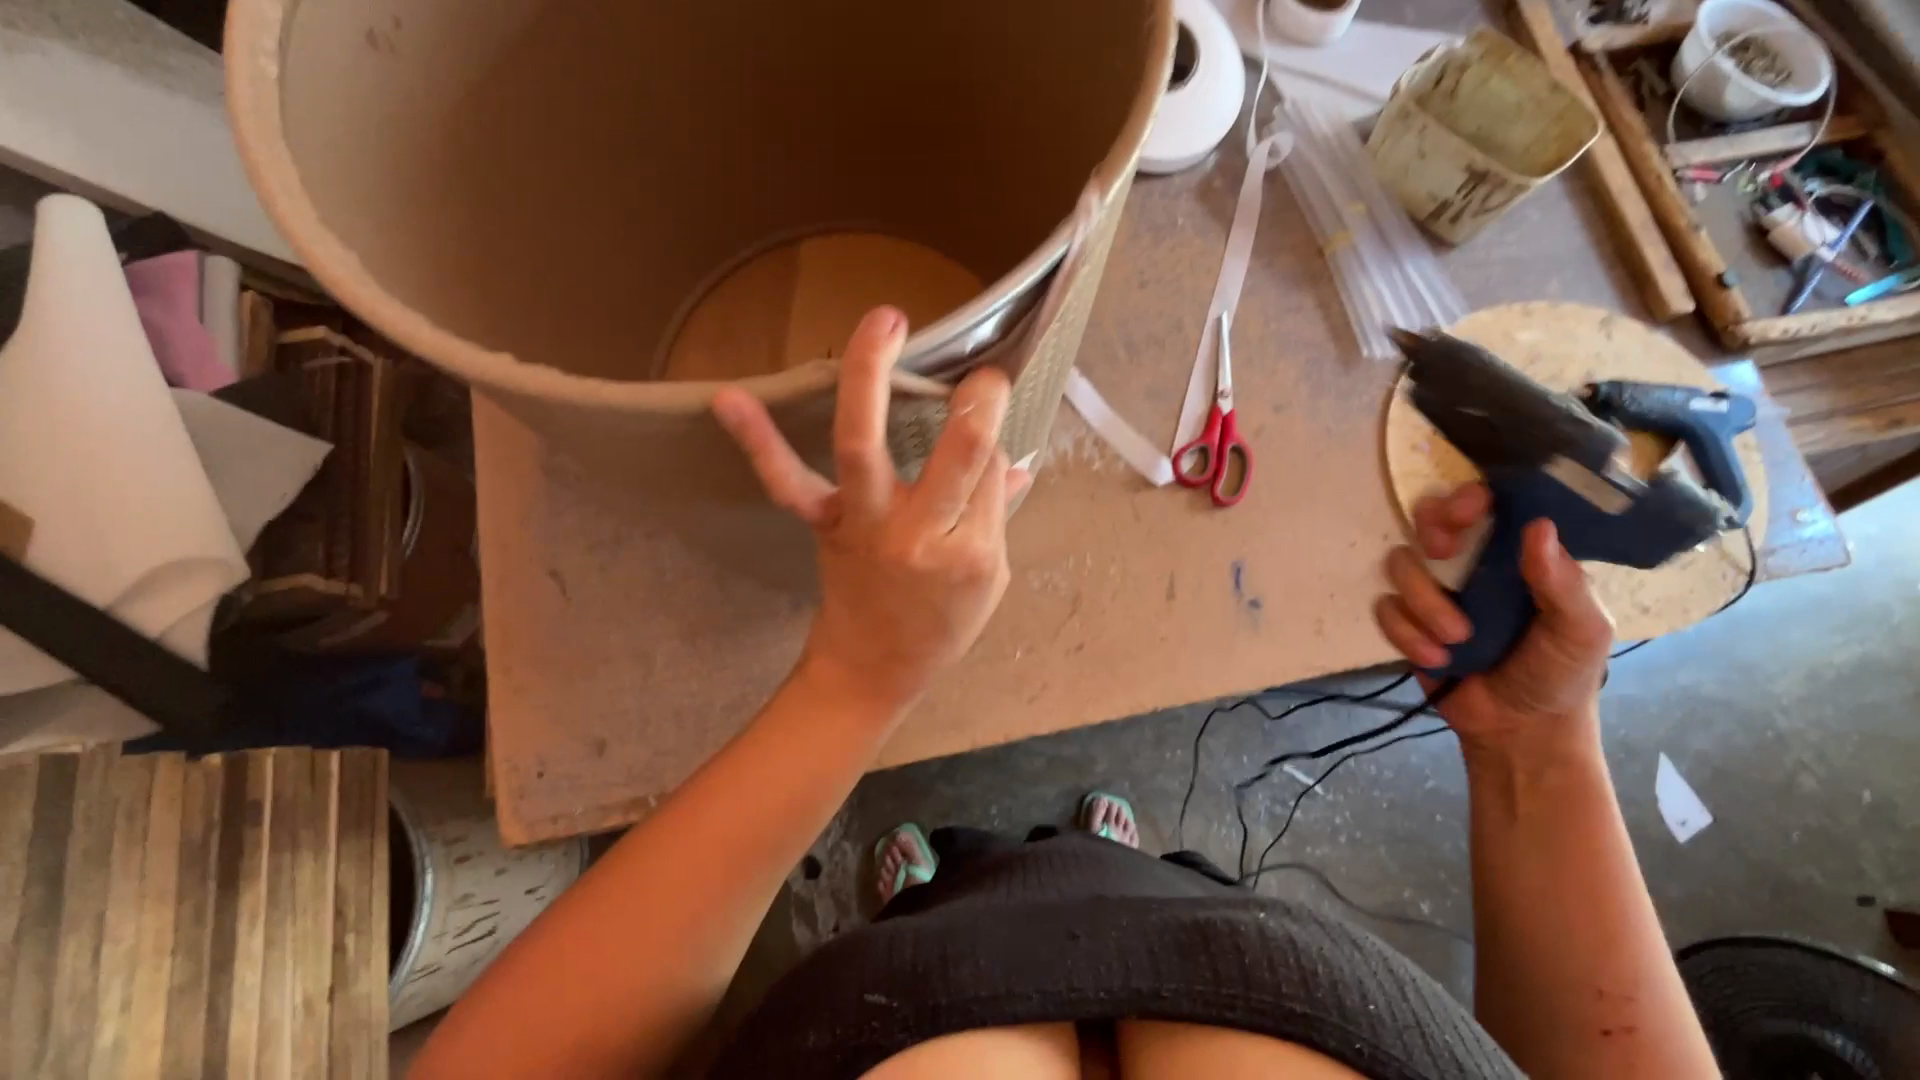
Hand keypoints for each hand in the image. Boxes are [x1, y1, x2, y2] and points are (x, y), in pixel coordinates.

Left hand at [712, 307, 1029, 715]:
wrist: (872, 668)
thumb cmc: (940, 627)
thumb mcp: (991, 580)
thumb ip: (998, 513)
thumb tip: (1013, 460)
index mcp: (970, 551)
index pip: (989, 470)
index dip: (991, 429)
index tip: (987, 397)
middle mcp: (918, 533)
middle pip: (954, 456)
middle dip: (973, 405)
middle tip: (980, 373)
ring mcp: (864, 524)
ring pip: (865, 446)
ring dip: (871, 377)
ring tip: (883, 322)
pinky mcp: (824, 524)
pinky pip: (789, 485)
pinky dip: (759, 442)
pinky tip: (729, 399)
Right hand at [1373, 483, 1614, 755]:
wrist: (1520, 729)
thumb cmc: (1561, 673)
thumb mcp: (1580, 631)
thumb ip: (1563, 583)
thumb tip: (1538, 527)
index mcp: (1514, 554)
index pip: (1484, 504)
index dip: (1466, 497)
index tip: (1468, 512)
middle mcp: (1468, 563)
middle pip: (1427, 517)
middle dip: (1430, 530)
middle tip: (1444, 555)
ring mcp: (1433, 591)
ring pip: (1401, 564)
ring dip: (1424, 602)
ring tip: (1456, 641)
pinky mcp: (1405, 622)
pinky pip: (1385, 608)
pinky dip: (1407, 634)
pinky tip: (1437, 659)